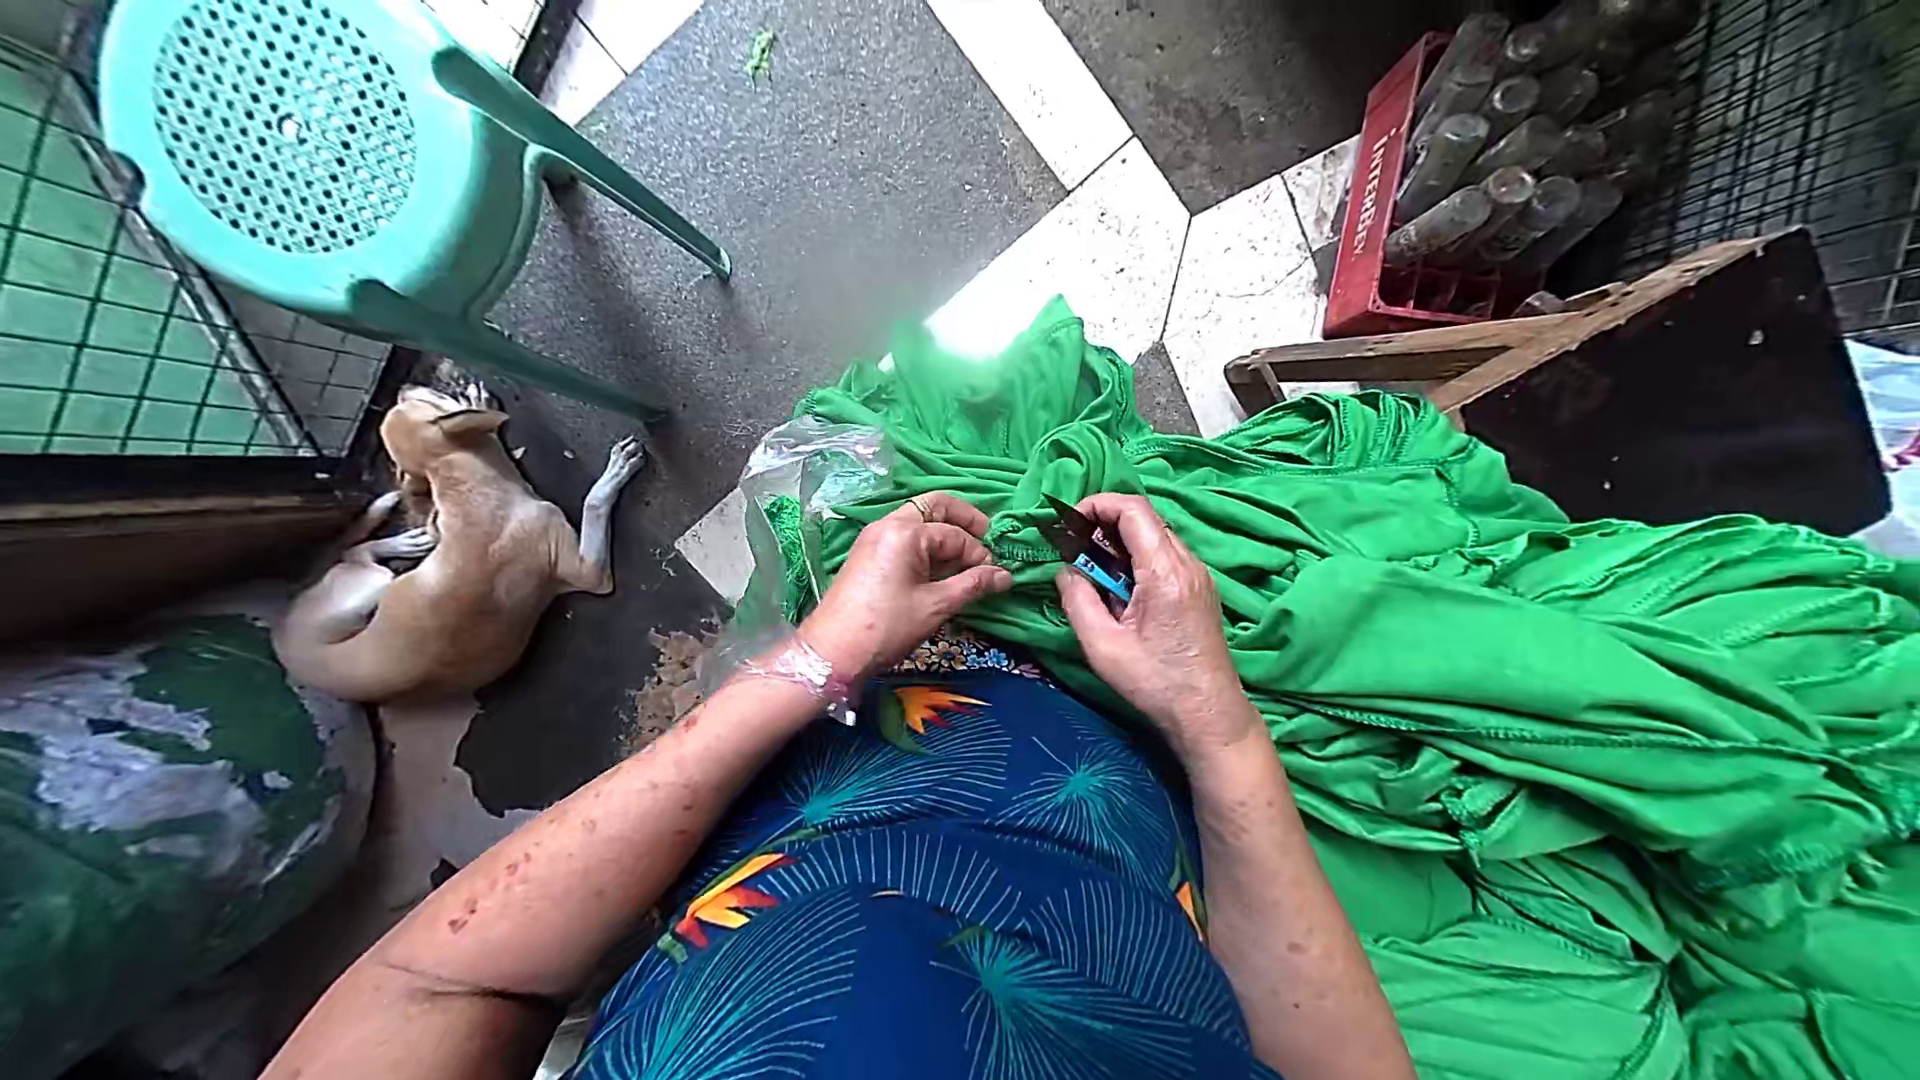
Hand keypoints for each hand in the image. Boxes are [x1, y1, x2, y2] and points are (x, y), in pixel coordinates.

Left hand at [799, 493, 1013, 677]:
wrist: (833, 651)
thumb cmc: (886, 626)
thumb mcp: (935, 606)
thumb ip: (973, 585)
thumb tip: (1005, 576)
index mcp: (905, 531)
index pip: (954, 534)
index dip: (979, 553)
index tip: (996, 574)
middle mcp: (888, 525)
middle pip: (935, 508)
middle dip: (964, 522)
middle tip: (987, 541)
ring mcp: (875, 538)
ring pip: (920, 522)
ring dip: (946, 536)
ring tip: (968, 563)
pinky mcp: (870, 555)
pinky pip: (906, 539)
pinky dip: (928, 548)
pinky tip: (943, 571)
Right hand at [1055, 494, 1260, 763]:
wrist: (1209, 714)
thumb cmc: (1154, 682)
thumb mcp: (1101, 645)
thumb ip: (1077, 599)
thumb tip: (1066, 570)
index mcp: (1165, 571)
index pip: (1133, 509)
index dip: (1097, 505)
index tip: (1068, 522)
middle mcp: (1188, 563)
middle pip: (1144, 518)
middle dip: (1103, 523)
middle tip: (1073, 548)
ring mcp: (1198, 575)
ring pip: (1154, 535)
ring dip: (1119, 542)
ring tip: (1092, 570)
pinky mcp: (1199, 589)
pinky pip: (1164, 555)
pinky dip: (1136, 557)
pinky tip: (1120, 587)